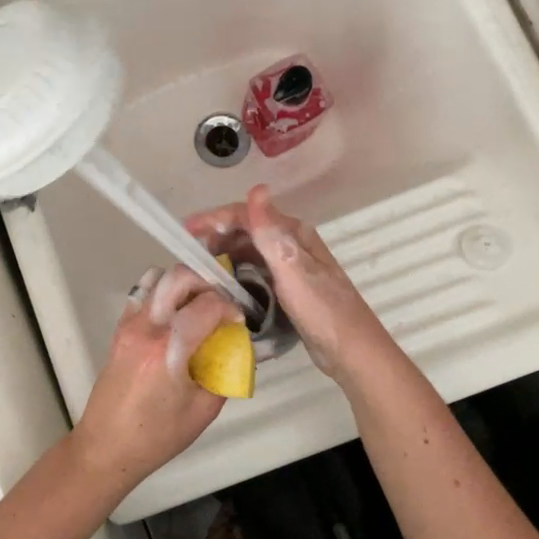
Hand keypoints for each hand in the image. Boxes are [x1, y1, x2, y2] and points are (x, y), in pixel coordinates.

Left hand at [71, 266, 232, 489]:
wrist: (106, 447)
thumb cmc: (157, 436)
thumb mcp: (204, 409)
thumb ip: (226, 372)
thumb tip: (241, 348)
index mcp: (169, 348)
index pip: (207, 304)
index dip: (230, 307)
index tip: (239, 323)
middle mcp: (146, 327)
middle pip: (179, 276)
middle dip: (207, 282)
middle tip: (221, 305)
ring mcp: (128, 324)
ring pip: (158, 278)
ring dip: (183, 285)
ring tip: (199, 307)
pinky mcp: (119, 329)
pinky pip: (142, 295)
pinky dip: (163, 294)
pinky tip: (176, 318)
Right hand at [186, 185, 394, 383]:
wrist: (352, 350)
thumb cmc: (323, 310)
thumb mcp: (292, 270)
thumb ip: (271, 232)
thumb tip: (257, 188)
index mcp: (293, 233)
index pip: (248, 214)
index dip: (214, 218)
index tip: (187, 231)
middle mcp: (291, 244)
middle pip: (246, 230)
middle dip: (216, 238)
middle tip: (190, 257)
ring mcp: (290, 266)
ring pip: (249, 251)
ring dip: (224, 256)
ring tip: (200, 272)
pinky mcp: (287, 287)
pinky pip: (255, 271)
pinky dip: (236, 274)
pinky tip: (223, 288)